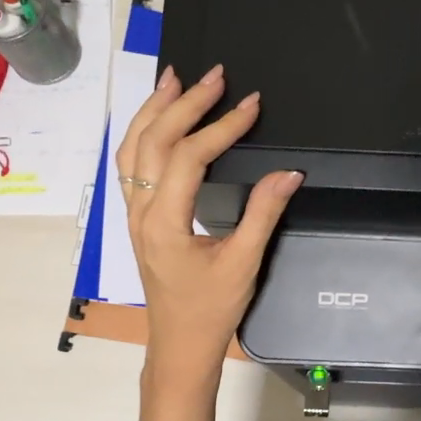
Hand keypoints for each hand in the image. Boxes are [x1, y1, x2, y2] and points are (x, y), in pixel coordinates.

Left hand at [117, 64, 302, 376]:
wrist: (180, 344)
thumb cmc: (211, 310)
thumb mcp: (244, 263)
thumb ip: (264, 214)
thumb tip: (289, 174)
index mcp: (165, 222)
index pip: (190, 158)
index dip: (222, 128)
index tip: (251, 106)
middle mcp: (141, 211)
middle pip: (154, 141)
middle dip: (185, 104)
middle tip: (216, 77)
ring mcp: (134, 214)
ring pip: (133, 148)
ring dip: (155, 111)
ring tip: (177, 80)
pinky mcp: (138, 219)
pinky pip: (132, 164)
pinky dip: (145, 134)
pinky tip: (159, 120)